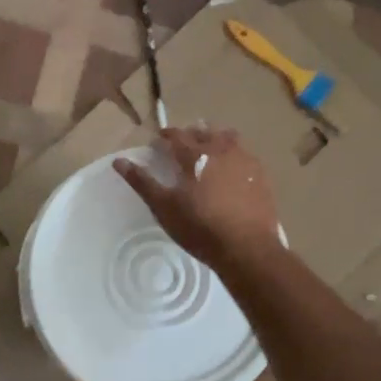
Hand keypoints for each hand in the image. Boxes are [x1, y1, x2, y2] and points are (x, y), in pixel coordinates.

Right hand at [114, 126, 279, 269]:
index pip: (176, 134)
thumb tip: (118, 161)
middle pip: (204, 132)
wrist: (246, 248)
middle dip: (191, 135)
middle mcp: (222, 149)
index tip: (157, 142)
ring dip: (216, 141)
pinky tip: (231, 173)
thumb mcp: (163, 207)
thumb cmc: (199, 227)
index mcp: (195, 154)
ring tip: (209, 154)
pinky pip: (246, 156)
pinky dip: (234, 157)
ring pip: (229, 139)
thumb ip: (142, 182)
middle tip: (182, 146)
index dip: (165, 136)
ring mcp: (246, 161)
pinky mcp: (262, 176)